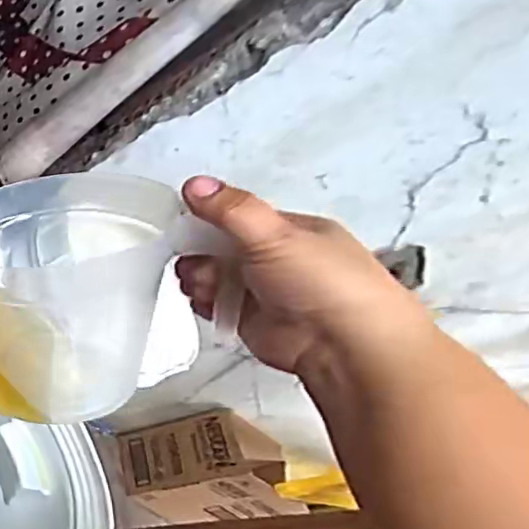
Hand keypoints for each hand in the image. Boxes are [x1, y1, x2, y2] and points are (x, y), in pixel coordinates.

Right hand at [175, 176, 432, 378]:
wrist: (343, 345)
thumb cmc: (325, 283)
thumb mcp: (275, 235)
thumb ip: (232, 210)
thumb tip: (196, 183)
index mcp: (288, 230)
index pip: (236, 215)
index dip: (207, 217)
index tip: (186, 223)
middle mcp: (273, 257)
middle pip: (216, 246)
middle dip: (198, 252)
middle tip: (199, 262)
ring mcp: (259, 287)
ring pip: (209, 275)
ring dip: (197, 278)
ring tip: (205, 287)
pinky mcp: (245, 315)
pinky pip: (209, 303)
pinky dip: (201, 302)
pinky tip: (207, 302)